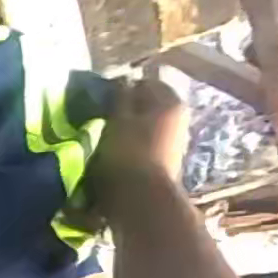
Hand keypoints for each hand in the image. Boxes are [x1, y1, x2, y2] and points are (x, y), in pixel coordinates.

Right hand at [87, 78, 189, 214]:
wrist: (140, 197)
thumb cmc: (127, 153)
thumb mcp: (118, 120)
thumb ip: (120, 97)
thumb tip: (122, 79)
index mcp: (169, 102)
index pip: (146, 82)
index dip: (123, 87)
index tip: (100, 97)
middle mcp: (177, 116)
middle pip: (148, 104)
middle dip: (126, 107)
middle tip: (99, 115)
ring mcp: (172, 139)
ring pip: (145, 123)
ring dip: (126, 126)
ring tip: (101, 134)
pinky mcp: (162, 158)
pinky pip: (143, 141)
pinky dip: (129, 142)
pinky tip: (111, 150)